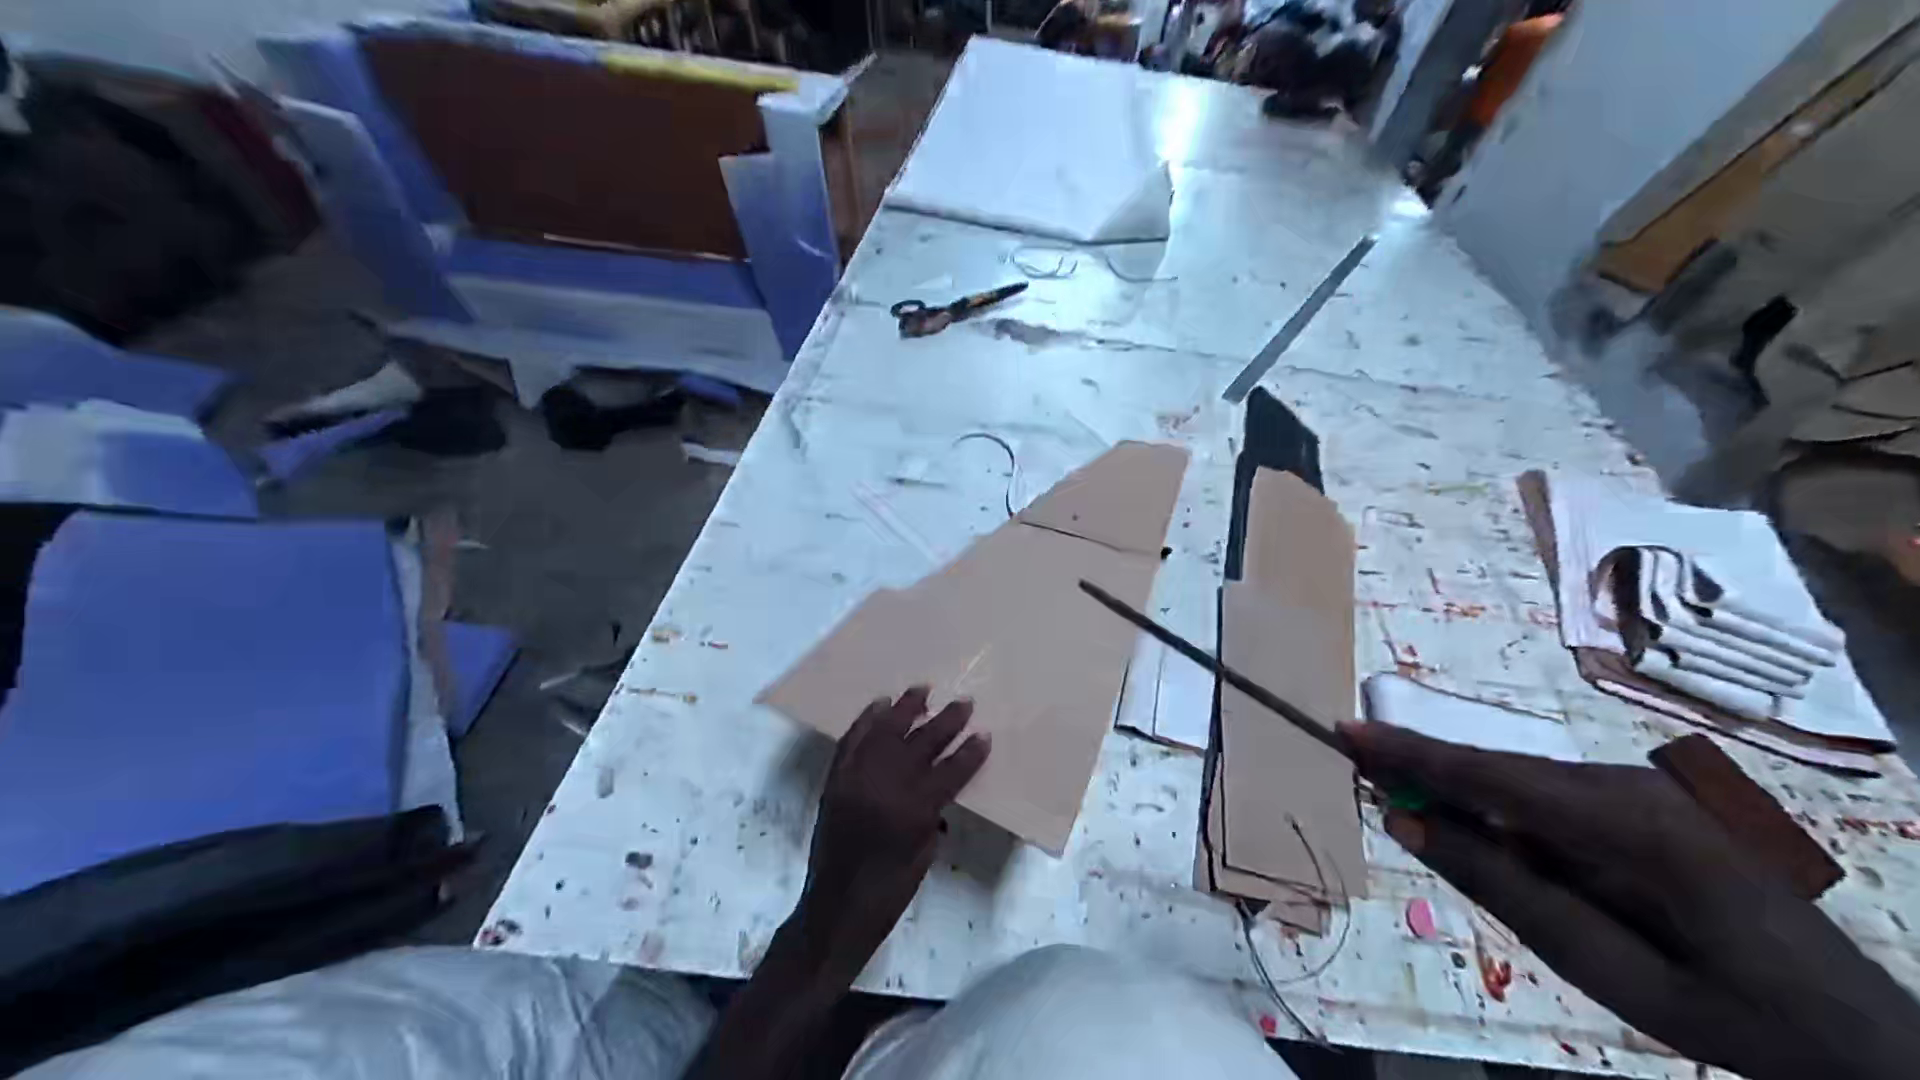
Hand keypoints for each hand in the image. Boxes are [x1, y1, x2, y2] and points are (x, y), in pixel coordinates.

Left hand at [797, 687, 989, 976]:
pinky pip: (851, 741)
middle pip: (921, 744)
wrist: (835, 909)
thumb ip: (933, 811)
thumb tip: (940, 782)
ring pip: (885, 733)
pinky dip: (866, 721)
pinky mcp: (835, 779)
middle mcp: (885, 787)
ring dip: (905, 709)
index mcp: (914, 811)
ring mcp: (856, 779)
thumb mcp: (924, 852)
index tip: (985, 734)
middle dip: (946, 722)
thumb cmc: (889, 891)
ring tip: (923, 689)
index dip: (970, 753)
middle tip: (964, 703)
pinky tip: (880, 705)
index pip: (950, 771)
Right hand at [1339, 720, 1919, 1079]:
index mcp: (1634, 828)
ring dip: (1468, 799)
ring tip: (1428, 822)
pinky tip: (1507, 846)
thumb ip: (1500, 886)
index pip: (1491, 775)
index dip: (1410, 752)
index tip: (1345, 730)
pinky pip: (1549, 794)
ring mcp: (1646, 786)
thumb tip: (1407, 823)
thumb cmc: (1733, 1016)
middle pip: (1500, 771)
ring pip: (1521, 780)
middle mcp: (1635, 786)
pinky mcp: (1646, 797)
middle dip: (1427, 774)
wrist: (1869, 1038)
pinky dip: (1506, 811)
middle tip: (1366, 781)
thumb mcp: (1605, 969)